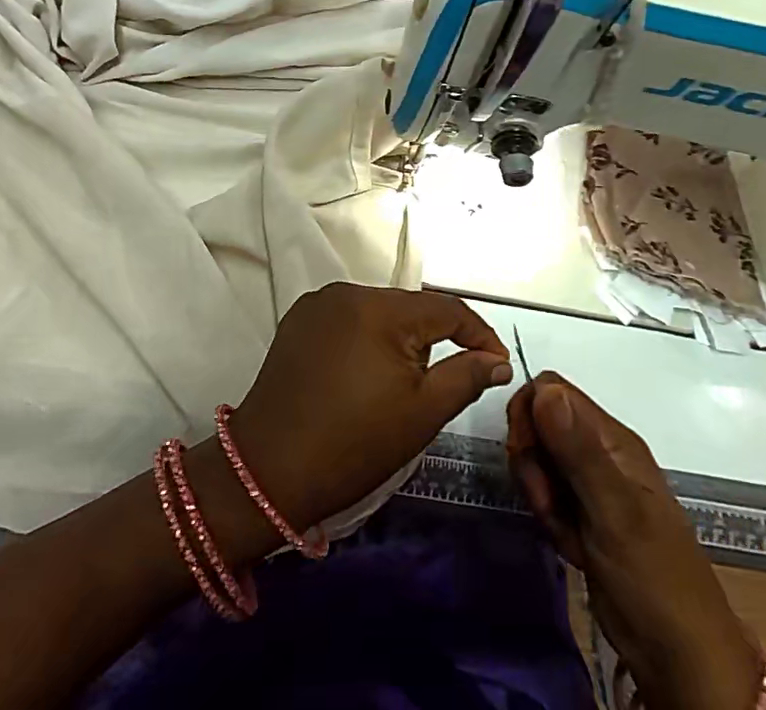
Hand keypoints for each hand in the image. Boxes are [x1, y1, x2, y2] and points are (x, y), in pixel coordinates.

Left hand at [226, 283, 511, 532]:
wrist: (267, 473)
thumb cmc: (354, 445)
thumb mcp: (423, 414)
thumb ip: (467, 377)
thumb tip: (497, 361)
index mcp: (380, 309)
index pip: (448, 309)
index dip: (480, 335)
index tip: (498, 365)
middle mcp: (348, 292)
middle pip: (413, 308)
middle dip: (439, 339)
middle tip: (452, 379)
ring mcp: (318, 305)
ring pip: (381, 313)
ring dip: (402, 339)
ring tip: (406, 381)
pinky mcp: (298, 322)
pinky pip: (351, 320)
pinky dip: (369, 340)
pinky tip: (367, 373)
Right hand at [507, 373, 763, 709]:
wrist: (677, 651)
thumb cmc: (652, 575)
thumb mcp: (614, 511)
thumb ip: (578, 450)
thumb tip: (546, 390)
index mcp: (612, 439)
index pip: (551, 391)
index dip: (528, 414)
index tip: (526, 455)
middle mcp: (599, 452)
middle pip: (539, 426)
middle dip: (532, 464)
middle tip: (550, 503)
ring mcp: (589, 484)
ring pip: (539, 463)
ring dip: (541, 497)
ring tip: (568, 532)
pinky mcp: (581, 514)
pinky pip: (547, 497)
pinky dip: (549, 520)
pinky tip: (571, 546)